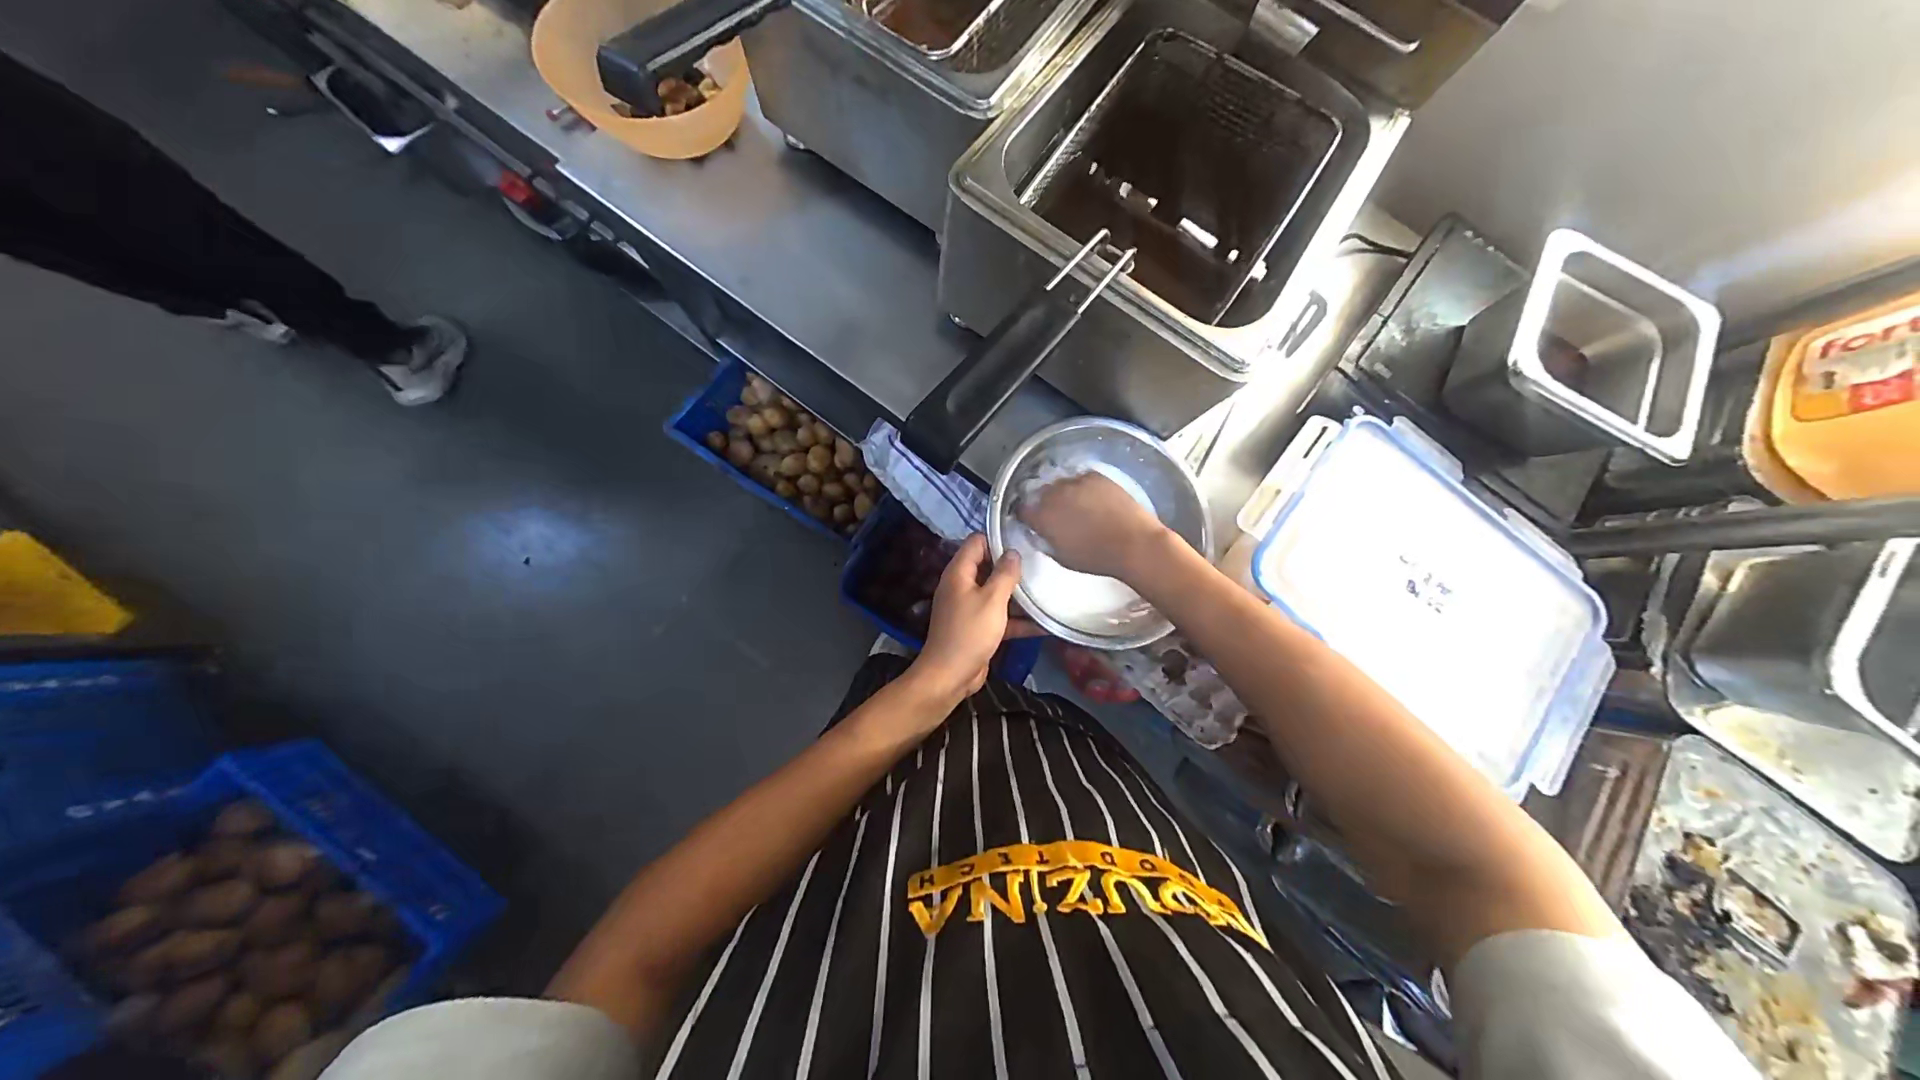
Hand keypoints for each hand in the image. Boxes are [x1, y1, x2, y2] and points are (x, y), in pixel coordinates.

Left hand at [906, 534, 1037, 703]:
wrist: (950, 675)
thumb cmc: (970, 633)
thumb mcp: (992, 600)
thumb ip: (1005, 574)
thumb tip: (1013, 552)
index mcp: (959, 573)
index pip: (976, 542)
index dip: (998, 539)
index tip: (1024, 541)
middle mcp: (961, 586)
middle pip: (988, 566)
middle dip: (1012, 567)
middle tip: (1041, 564)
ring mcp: (968, 607)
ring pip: (996, 593)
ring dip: (1018, 594)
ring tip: (1047, 589)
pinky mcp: (977, 627)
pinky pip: (999, 616)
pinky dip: (1016, 619)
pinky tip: (1043, 623)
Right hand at [1017, 472, 1170, 579]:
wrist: (1133, 544)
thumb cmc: (1098, 557)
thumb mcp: (1062, 557)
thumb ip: (1047, 540)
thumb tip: (1042, 533)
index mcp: (1043, 517)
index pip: (1022, 509)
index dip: (1025, 515)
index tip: (1031, 519)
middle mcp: (1055, 495)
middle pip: (1040, 493)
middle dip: (1044, 502)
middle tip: (1056, 514)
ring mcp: (1076, 483)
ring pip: (1061, 483)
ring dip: (1063, 493)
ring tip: (1076, 506)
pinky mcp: (1095, 476)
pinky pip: (1081, 478)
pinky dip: (1082, 486)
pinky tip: (1092, 498)